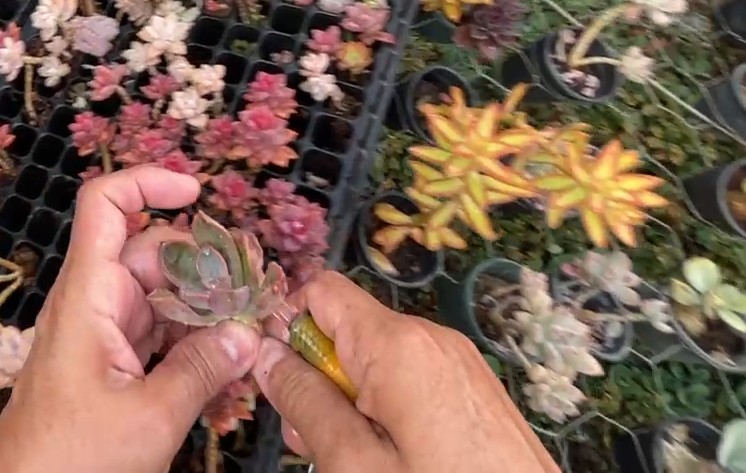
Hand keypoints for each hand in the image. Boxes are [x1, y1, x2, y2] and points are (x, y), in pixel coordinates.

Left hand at [0, 166, 259, 472]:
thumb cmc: (74, 455)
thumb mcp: (148, 418)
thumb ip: (200, 371)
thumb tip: (245, 332)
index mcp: (90, 290)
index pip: (105, 205)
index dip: (146, 183)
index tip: (196, 191)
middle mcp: (96, 297)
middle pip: (151, 251)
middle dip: (202, 261)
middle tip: (256, 285)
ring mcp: (105, 327)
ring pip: (160, 292)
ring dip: (203, 304)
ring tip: (253, 324)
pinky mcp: (115, 358)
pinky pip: (158, 329)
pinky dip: (191, 338)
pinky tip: (229, 359)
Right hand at [254, 271, 558, 472]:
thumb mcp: (354, 465)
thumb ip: (304, 400)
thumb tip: (265, 353)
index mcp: (398, 343)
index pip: (319, 291)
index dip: (289, 328)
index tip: (282, 382)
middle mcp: (432, 337)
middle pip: (346, 329)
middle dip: (319, 376)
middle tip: (316, 443)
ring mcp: (462, 366)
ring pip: (377, 360)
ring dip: (351, 400)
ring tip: (356, 462)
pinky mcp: (480, 395)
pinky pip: (412, 381)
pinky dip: (388, 411)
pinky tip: (394, 462)